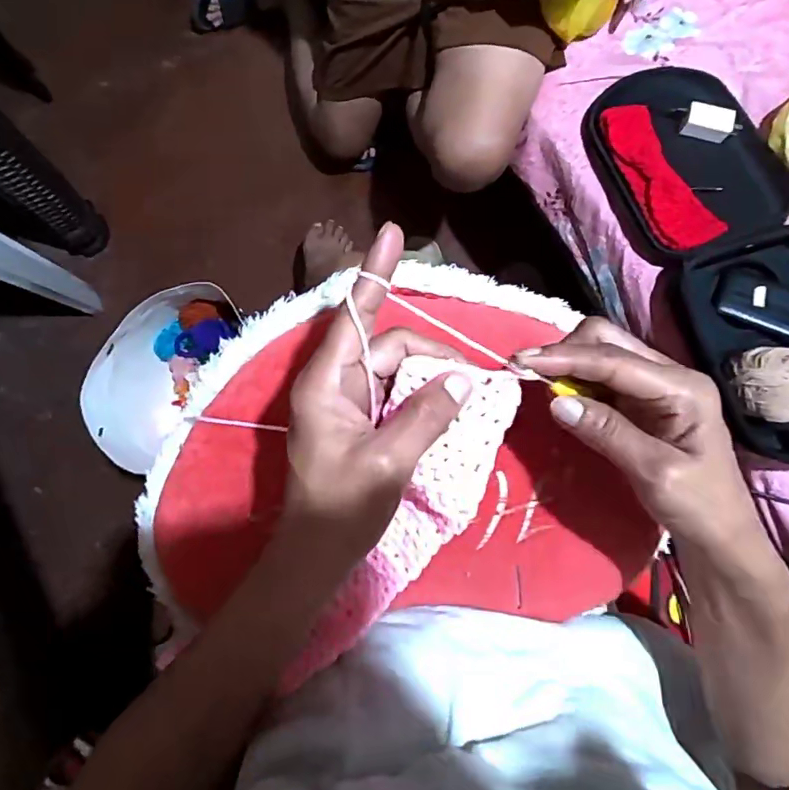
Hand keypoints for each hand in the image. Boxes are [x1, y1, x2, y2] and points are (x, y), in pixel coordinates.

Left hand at [281, 223, 470, 562]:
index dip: (376, 273)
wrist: (316, 556)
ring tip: (463, 398)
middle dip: (431, 353)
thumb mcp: (388, 463)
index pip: (354, 314)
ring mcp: (350, 400)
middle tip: (471, 380)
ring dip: (431, 375)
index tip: (392, 233)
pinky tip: (448, 405)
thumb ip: (426, 416)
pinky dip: (424, 392)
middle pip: (389, 342)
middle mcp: (337, 382)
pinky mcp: (362, 419)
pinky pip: (398, 390)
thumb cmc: (341, 510)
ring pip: (398, 366)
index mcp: (329, 383)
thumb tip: (463, 378)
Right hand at [515, 319, 759, 552]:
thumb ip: (608, 432)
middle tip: (527, 371)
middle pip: (609, 340)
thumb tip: (557, 402)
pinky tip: (558, 392)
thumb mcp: (654, 473)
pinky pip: (602, 377)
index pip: (614, 360)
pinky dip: (577, 379)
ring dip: (568, 363)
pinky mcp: (642, 401)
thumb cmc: (698, 507)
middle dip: (567, 351)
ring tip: (535, 380)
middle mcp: (671, 376)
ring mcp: (657, 386)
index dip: (566, 357)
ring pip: (603, 353)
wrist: (721, 536)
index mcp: (683, 388)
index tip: (523, 361)